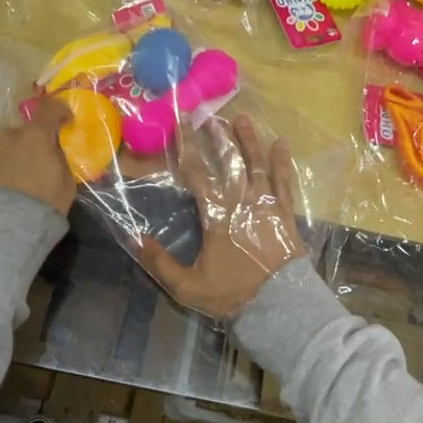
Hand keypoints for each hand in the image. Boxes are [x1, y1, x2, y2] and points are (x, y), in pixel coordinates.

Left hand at [0, 98, 76, 214]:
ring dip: (4, 158)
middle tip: (30, 168)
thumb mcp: (65, 186)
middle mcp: (5, 137)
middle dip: (26, 145)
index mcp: (34, 137)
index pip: (49, 109)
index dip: (58, 112)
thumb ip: (58, 161)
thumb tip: (51, 151)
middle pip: (20, 133)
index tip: (63, 121)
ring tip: (5, 185)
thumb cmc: (38, 207)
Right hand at [137, 114, 305, 319]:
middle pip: (230, 161)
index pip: (198, 172)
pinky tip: (282, 144)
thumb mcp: (188, 286)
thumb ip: (160, 262)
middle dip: (219, 137)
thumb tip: (134, 237)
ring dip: (249, 140)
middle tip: (212, 116)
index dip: (188, 146)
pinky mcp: (287, 212)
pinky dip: (282, 161)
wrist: (280, 306)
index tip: (182, 123)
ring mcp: (267, 203)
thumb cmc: (233, 294)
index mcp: (216, 214)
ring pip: (257, 164)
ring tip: (243, 119)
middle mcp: (242, 200)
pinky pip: (284, 180)